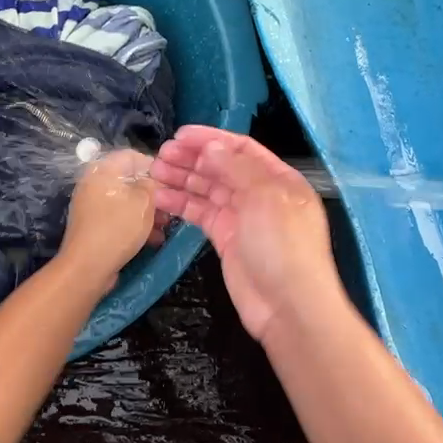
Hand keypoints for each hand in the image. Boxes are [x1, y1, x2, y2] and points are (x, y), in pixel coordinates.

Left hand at [58, 149, 158, 284]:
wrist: (86, 267)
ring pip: (126, 201)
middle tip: (170, 209)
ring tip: (164, 227)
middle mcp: (94, 183)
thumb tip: (153, 181)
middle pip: (129, 180)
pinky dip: (134, 225)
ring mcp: (91, 205)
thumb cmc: (117, 228)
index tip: (171, 184)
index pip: (132, 156)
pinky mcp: (94, 225)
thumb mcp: (143, 202)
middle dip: (152, 195)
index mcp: (102, 170)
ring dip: (147, 212)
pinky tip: (153, 239)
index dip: (154, 167)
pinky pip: (118, 218)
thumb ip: (152, 185)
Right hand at [152, 126, 345, 342]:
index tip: (179, 136)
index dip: (210, 139)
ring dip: (182, 179)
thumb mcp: (265, 197)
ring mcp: (242, 218)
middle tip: (161, 155)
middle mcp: (260, 194)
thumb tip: (210, 148)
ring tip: (154, 173)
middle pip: (222, 167)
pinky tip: (160, 198)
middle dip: (191, 159)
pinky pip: (200, 214)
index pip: (241, 149)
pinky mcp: (226, 239)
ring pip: (207, 190)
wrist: (287, 306)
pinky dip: (181, 204)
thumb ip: (236, 168)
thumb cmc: (283, 246)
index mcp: (278, 179)